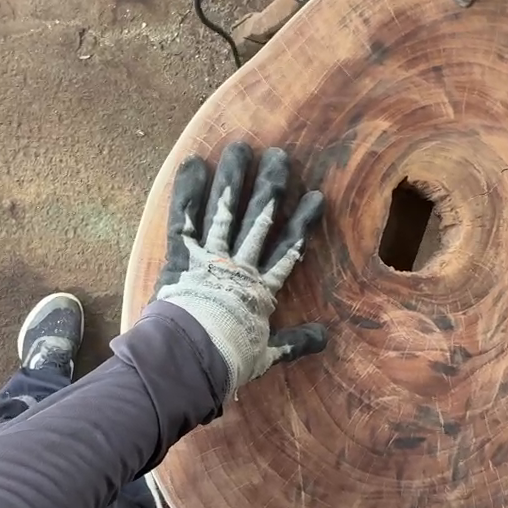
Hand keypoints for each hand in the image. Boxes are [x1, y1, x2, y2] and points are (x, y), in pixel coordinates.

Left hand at [153, 142, 326, 394]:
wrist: (189, 359)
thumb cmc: (226, 360)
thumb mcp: (264, 355)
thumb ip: (293, 343)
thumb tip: (325, 339)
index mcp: (260, 289)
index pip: (288, 249)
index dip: (302, 223)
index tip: (316, 197)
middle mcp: (238, 265)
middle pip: (258, 220)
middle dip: (269, 187)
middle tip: (279, 156)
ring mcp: (210, 257)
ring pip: (224, 210)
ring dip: (233, 179)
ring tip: (241, 147)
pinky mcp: (181, 255)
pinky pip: (183, 218)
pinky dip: (188, 191)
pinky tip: (193, 163)